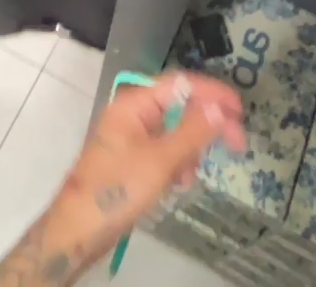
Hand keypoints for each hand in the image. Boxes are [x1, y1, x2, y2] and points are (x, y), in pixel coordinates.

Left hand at [0, 72, 246, 284]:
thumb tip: (220, 106)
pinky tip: (177, 183)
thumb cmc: (117, 190)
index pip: (180, 84)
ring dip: (189, 149)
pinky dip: (175, 163)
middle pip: (178, 106)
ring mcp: (128, 136)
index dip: (212, 92)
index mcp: (134, 104)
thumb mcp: (161, 160)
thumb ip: (193, 131)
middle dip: (204, 125)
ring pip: (173, 131)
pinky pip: (162, 150)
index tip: (239, 109)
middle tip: (235, 142)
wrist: (76, 231)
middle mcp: (131, 113)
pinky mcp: (129, 159)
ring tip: (190, 175)